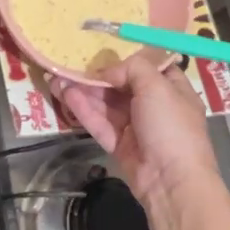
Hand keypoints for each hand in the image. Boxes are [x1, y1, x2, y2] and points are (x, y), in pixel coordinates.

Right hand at [50, 60, 218, 205]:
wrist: (171, 180)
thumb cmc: (171, 126)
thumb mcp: (157, 86)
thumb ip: (131, 69)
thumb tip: (108, 72)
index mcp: (173, 91)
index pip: (150, 68)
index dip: (128, 59)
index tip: (104, 49)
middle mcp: (155, 107)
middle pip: (122, 86)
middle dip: (97, 75)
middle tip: (70, 63)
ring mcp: (135, 127)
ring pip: (105, 104)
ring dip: (83, 90)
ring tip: (56, 77)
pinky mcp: (118, 144)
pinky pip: (99, 122)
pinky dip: (82, 108)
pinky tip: (64, 94)